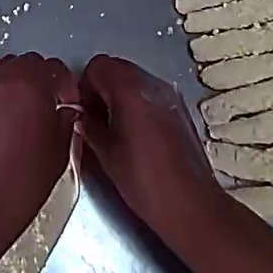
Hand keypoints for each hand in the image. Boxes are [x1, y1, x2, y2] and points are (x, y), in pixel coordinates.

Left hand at [0, 53, 78, 245]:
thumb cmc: (24, 182)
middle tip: (54, 102)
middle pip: (30, 62)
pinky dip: (4, 91)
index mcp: (32, 85)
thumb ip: (67, 122)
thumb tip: (68, 111)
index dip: (67, 84)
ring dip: (22, 80)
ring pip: (8, 69)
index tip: (71, 102)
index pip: (55, 68)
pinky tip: (11, 117)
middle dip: (45, 78)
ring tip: (31, 107)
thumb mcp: (59, 151)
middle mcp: (5, 80)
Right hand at [77, 55, 225, 239]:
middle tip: (93, 118)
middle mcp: (152, 84)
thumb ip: (89, 126)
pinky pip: (150, 92)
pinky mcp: (179, 108)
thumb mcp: (106, 154)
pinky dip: (136, 102)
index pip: (97, 65)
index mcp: (131, 90)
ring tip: (112, 128)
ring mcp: (170, 94)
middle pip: (116, 67)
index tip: (81, 110)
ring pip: (134, 78)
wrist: (191, 206)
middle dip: (99, 88)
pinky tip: (133, 133)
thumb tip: (81, 116)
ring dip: (118, 95)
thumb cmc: (145, 182)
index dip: (83, 86)